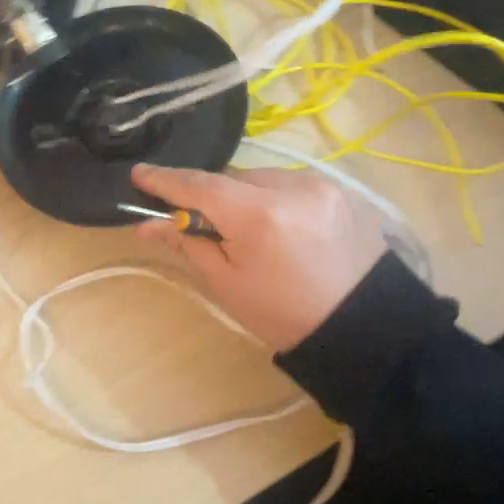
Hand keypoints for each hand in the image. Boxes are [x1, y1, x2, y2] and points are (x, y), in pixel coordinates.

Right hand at [131, 164, 386, 351]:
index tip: (138, 174)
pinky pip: (287, 184)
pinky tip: (276, 228)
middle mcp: (291, 187)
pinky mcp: (339, 190)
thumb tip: (145, 224)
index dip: (165, 179)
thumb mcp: (226, 283)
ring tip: (244, 232)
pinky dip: (270, 199)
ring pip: (258, 178)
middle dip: (208, 196)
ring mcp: (320, 185)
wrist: (365, 329)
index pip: (199, 185)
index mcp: (259, 215)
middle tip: (196, 224)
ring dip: (241, 196)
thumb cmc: (284, 314)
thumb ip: (186, 243)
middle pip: (228, 178)